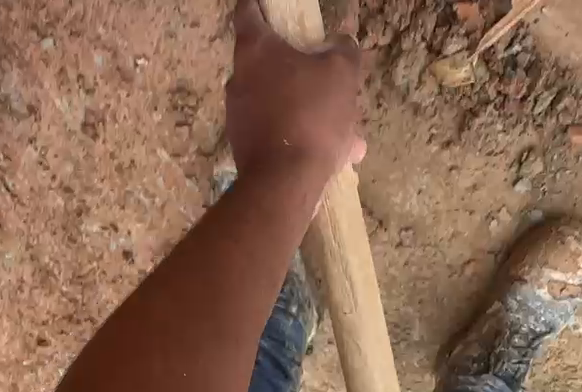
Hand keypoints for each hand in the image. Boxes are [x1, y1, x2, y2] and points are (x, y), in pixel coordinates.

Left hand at [226, 0, 365, 188]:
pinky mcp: (243, 151)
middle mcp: (238, 81)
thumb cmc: (311, 117)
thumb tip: (344, 42)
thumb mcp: (342, 75)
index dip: (262, 5)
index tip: (275, 10)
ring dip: (308, 114)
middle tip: (325, 82)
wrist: (284, 184)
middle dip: (298, 72)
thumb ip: (344, 51)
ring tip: (343, 134)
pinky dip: (301, 141)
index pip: (249, 11)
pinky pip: (278, 137)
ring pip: (278, 106)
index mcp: (255, 50)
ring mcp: (237, 118)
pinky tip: (332, 158)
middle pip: (268, 65)